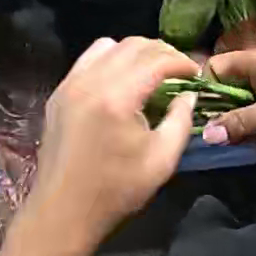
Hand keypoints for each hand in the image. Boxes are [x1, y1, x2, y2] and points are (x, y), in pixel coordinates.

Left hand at [22, 37, 198, 243]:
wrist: (63, 210)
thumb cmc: (115, 190)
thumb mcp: (162, 160)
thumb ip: (180, 120)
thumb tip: (188, 95)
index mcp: (117, 97)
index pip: (156, 59)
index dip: (182, 61)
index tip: (197, 74)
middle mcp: (90, 81)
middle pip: (132, 45)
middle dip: (162, 52)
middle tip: (180, 70)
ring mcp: (70, 84)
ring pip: (108, 46)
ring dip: (135, 52)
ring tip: (153, 71)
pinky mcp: (59, 93)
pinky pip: (88, 60)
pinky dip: (110, 59)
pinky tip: (122, 81)